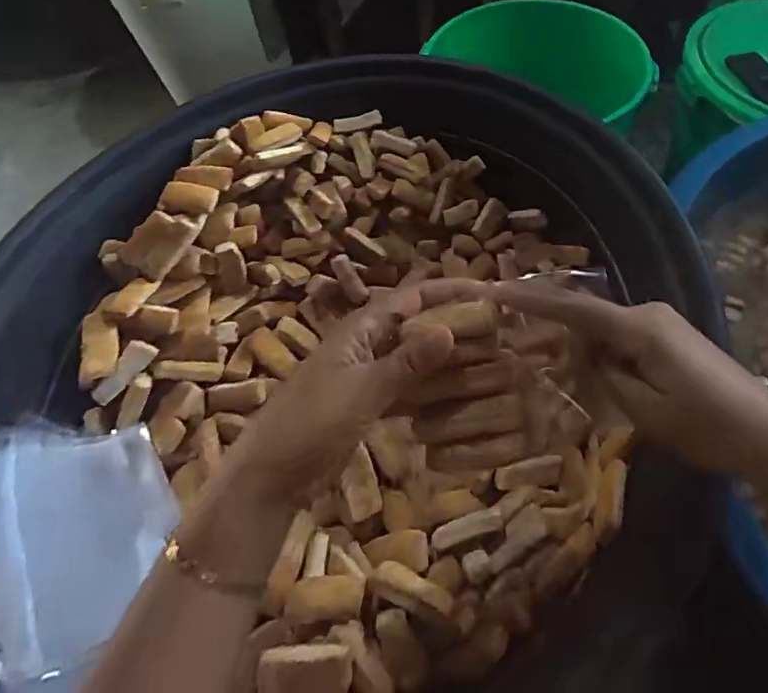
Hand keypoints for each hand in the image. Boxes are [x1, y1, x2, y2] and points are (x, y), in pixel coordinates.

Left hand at [218, 279, 482, 502]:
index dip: (450, 290)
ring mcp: (369, 374)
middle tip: (498, 325)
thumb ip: (408, 361)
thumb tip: (451, 330)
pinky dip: (433, 387)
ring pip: (416, 356)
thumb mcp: (363, 389)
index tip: (489, 292)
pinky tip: (461, 393)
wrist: (269, 478)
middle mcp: (368, 343)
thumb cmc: (312, 422)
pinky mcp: (369, 404)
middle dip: (454, 320)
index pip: (414, 296)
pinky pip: (410, 386)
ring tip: (489, 355)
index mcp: (362, 328)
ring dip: (447, 355)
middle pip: (418, 323)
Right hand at [485, 283, 767, 476]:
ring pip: (607, 327)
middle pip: (590, 314)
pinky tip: (592, 368)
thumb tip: (584, 358)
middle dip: (554, 322)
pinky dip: (603, 348)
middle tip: (514, 331)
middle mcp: (649, 313)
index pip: (576, 309)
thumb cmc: (705, 425)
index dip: (534, 300)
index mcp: (640, 328)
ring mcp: (663, 322)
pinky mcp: (671, 337)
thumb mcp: (645, 412)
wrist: (763, 430)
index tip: (496, 290)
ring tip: (548, 358)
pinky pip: (625, 336)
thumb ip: (606, 379)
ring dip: (581, 341)